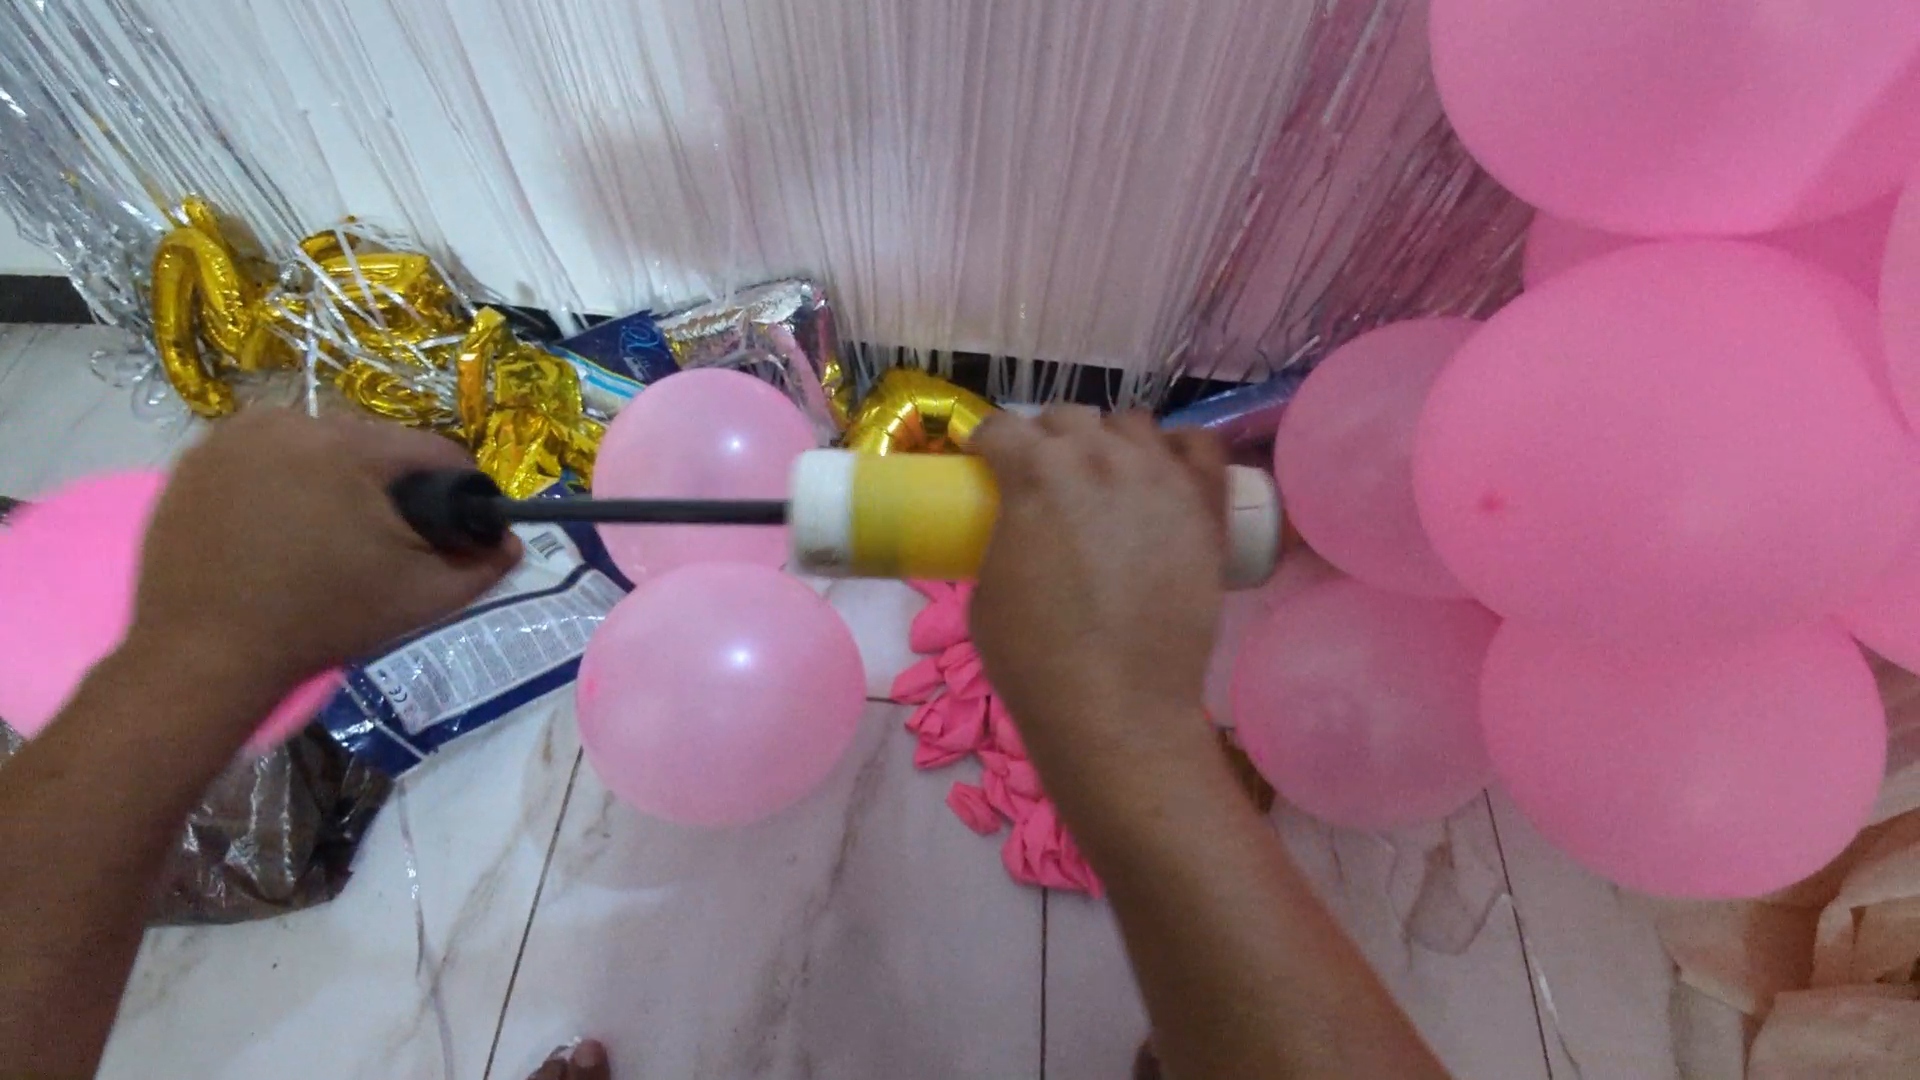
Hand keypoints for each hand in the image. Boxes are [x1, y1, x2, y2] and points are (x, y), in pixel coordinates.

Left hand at [128, 410, 520, 703]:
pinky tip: (297, 518)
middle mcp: (288, 424)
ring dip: (350, 474)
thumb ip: (487, 564)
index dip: (461, 486)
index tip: (459, 523)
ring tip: (347, 526)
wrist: (206, 652)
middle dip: (400, 481)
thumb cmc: (327, 616)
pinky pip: (275, 452)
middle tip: (398, 533)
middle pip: (379, 442)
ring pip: (328, 442)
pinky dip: (297, 476)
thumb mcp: (428, 595)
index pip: (435, 450)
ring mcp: (233, 437)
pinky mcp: (196, 457)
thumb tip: (512, 541)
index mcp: (349, 448)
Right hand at [969, 411, 1226, 758]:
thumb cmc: (1034, 658)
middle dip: (1043, 438)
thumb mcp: (986, 589)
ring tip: (1103, 478)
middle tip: (1041, 479)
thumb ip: (1003, 538)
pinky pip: (1199, 446)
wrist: (1115, 707)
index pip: (1001, 427)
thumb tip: (1019, 530)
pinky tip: (1161, 474)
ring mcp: (1159, 478)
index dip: (984, 443)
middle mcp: (1099, 459)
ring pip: (1130, 424)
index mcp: (1035, 474)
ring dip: (1105, 441)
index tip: (983, 463)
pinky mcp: (1203, 506)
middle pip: (1065, 417)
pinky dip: (1175, 450)